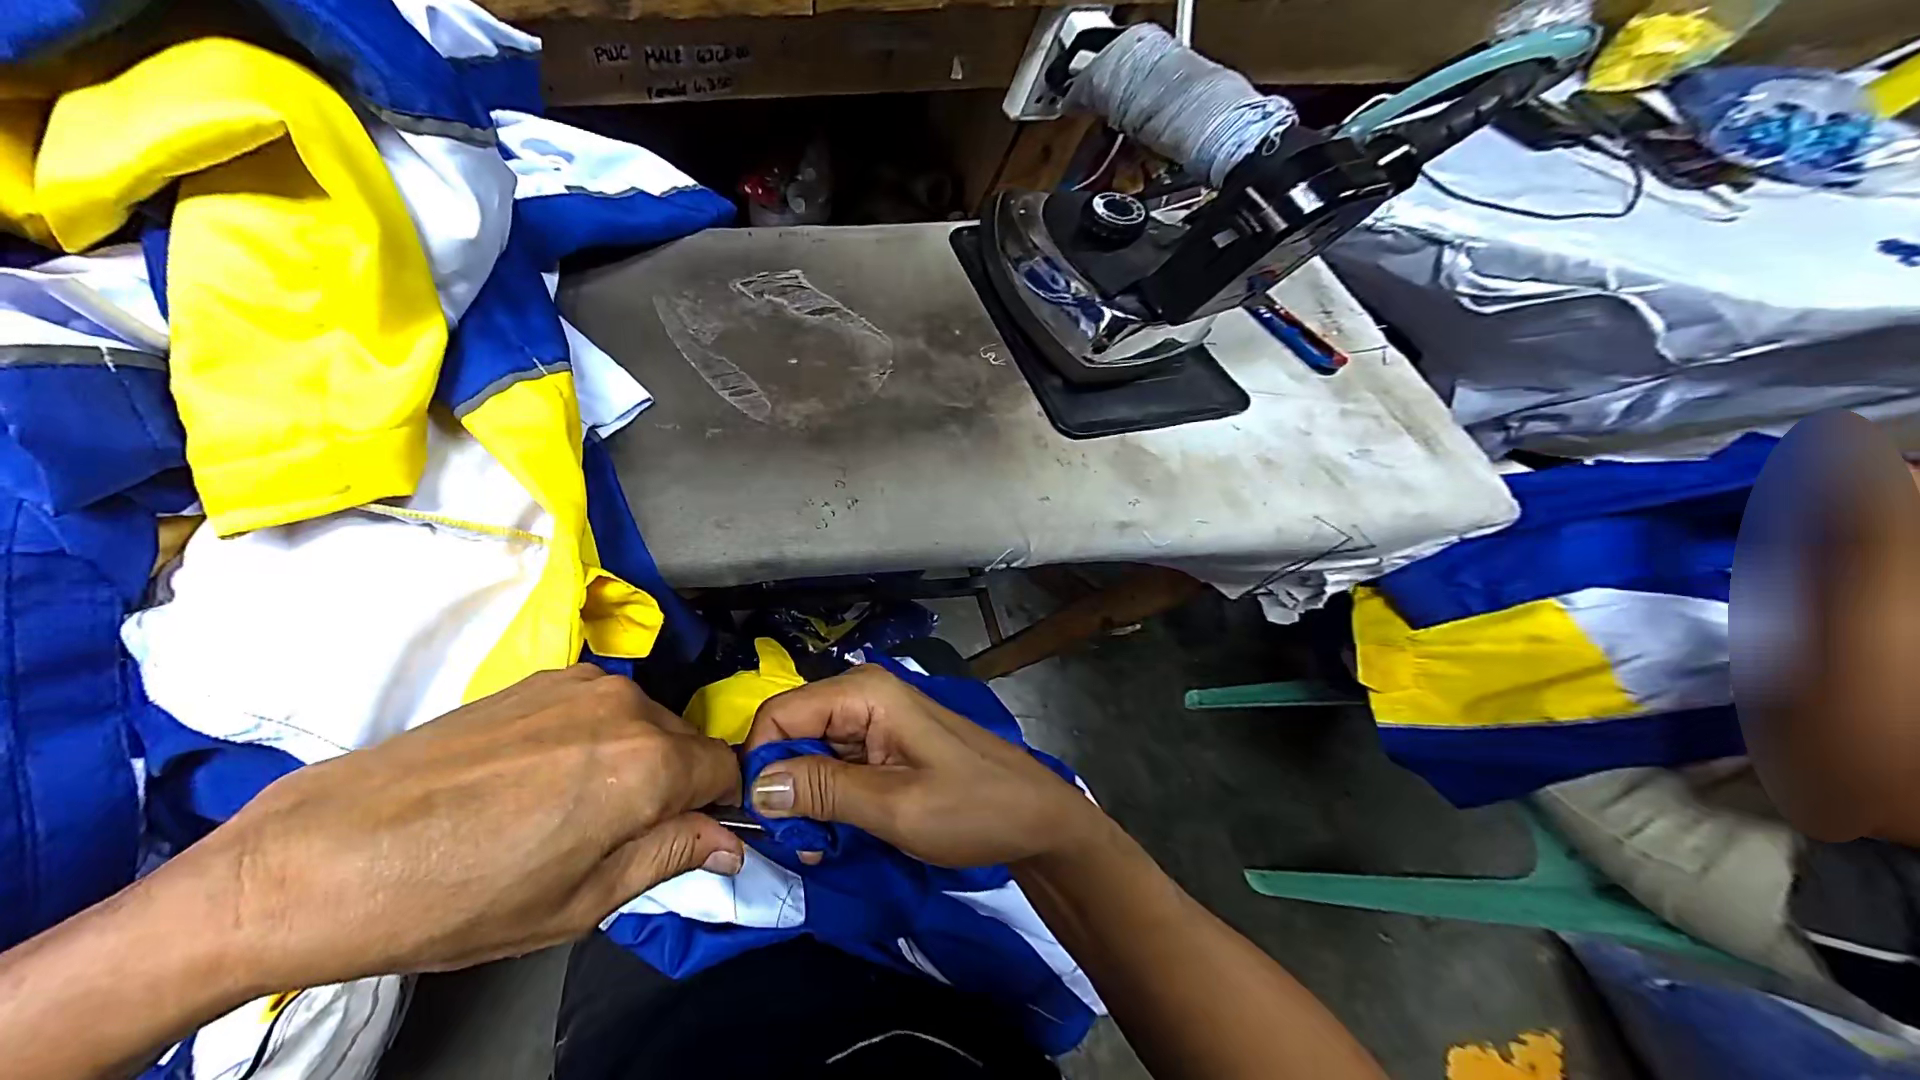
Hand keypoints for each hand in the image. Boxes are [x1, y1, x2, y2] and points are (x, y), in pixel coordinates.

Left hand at [178, 664, 744, 990]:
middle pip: (687, 742)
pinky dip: (597, 735)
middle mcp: (629, 707)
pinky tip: (540, 773)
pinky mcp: (542, 677)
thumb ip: (672, 856)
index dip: (715, 807)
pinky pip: (602, 706)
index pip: (726, 770)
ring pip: (646, 722)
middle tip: (619, 833)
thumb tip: (731, 841)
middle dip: (674, 783)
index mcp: (650, 764)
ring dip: (635, 758)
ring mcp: (582, 683)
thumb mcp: (582, 902)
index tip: (687, 834)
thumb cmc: (460, 899)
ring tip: (570, 804)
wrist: (323, 855)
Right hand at [742, 664, 1110, 867]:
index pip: (779, 714)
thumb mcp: (896, 806)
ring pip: (810, 753)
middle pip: (792, 732)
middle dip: (785, 787)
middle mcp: (864, 695)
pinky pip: (836, 766)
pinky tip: (843, 832)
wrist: (1036, 819)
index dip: (761, 764)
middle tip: (802, 842)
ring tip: (825, 845)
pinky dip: (830, 800)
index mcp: (866, 693)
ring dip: (808, 800)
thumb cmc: (975, 808)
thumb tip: (755, 787)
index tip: (766, 820)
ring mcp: (875, 719)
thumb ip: (824, 791)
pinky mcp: (884, 743)